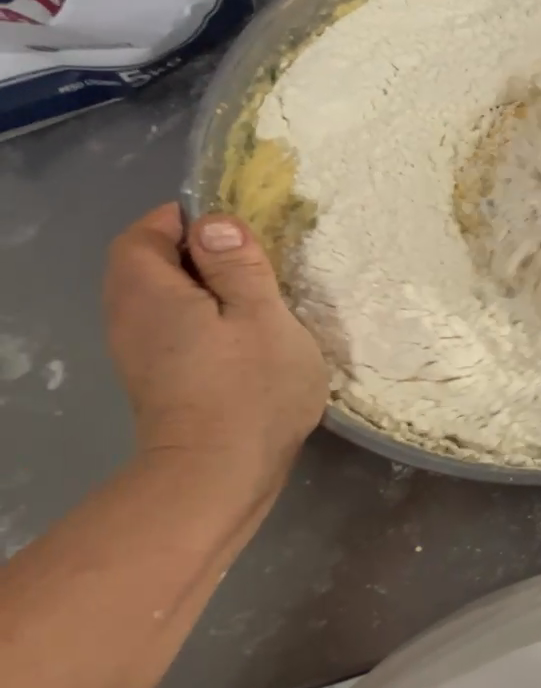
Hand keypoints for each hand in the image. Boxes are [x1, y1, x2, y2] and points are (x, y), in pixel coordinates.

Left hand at [102, 204, 327, 483]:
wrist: (220, 468)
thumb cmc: (251, 384)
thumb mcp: (262, 315)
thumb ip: (238, 266)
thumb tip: (215, 222)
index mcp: (151, 293)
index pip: (145, 235)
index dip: (185, 219)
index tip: (238, 224)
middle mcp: (131, 317)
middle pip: (146, 264)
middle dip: (196, 249)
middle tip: (257, 254)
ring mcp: (140, 350)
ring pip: (160, 295)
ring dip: (202, 282)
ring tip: (258, 290)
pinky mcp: (159, 373)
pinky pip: (170, 321)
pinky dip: (202, 310)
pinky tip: (244, 327)